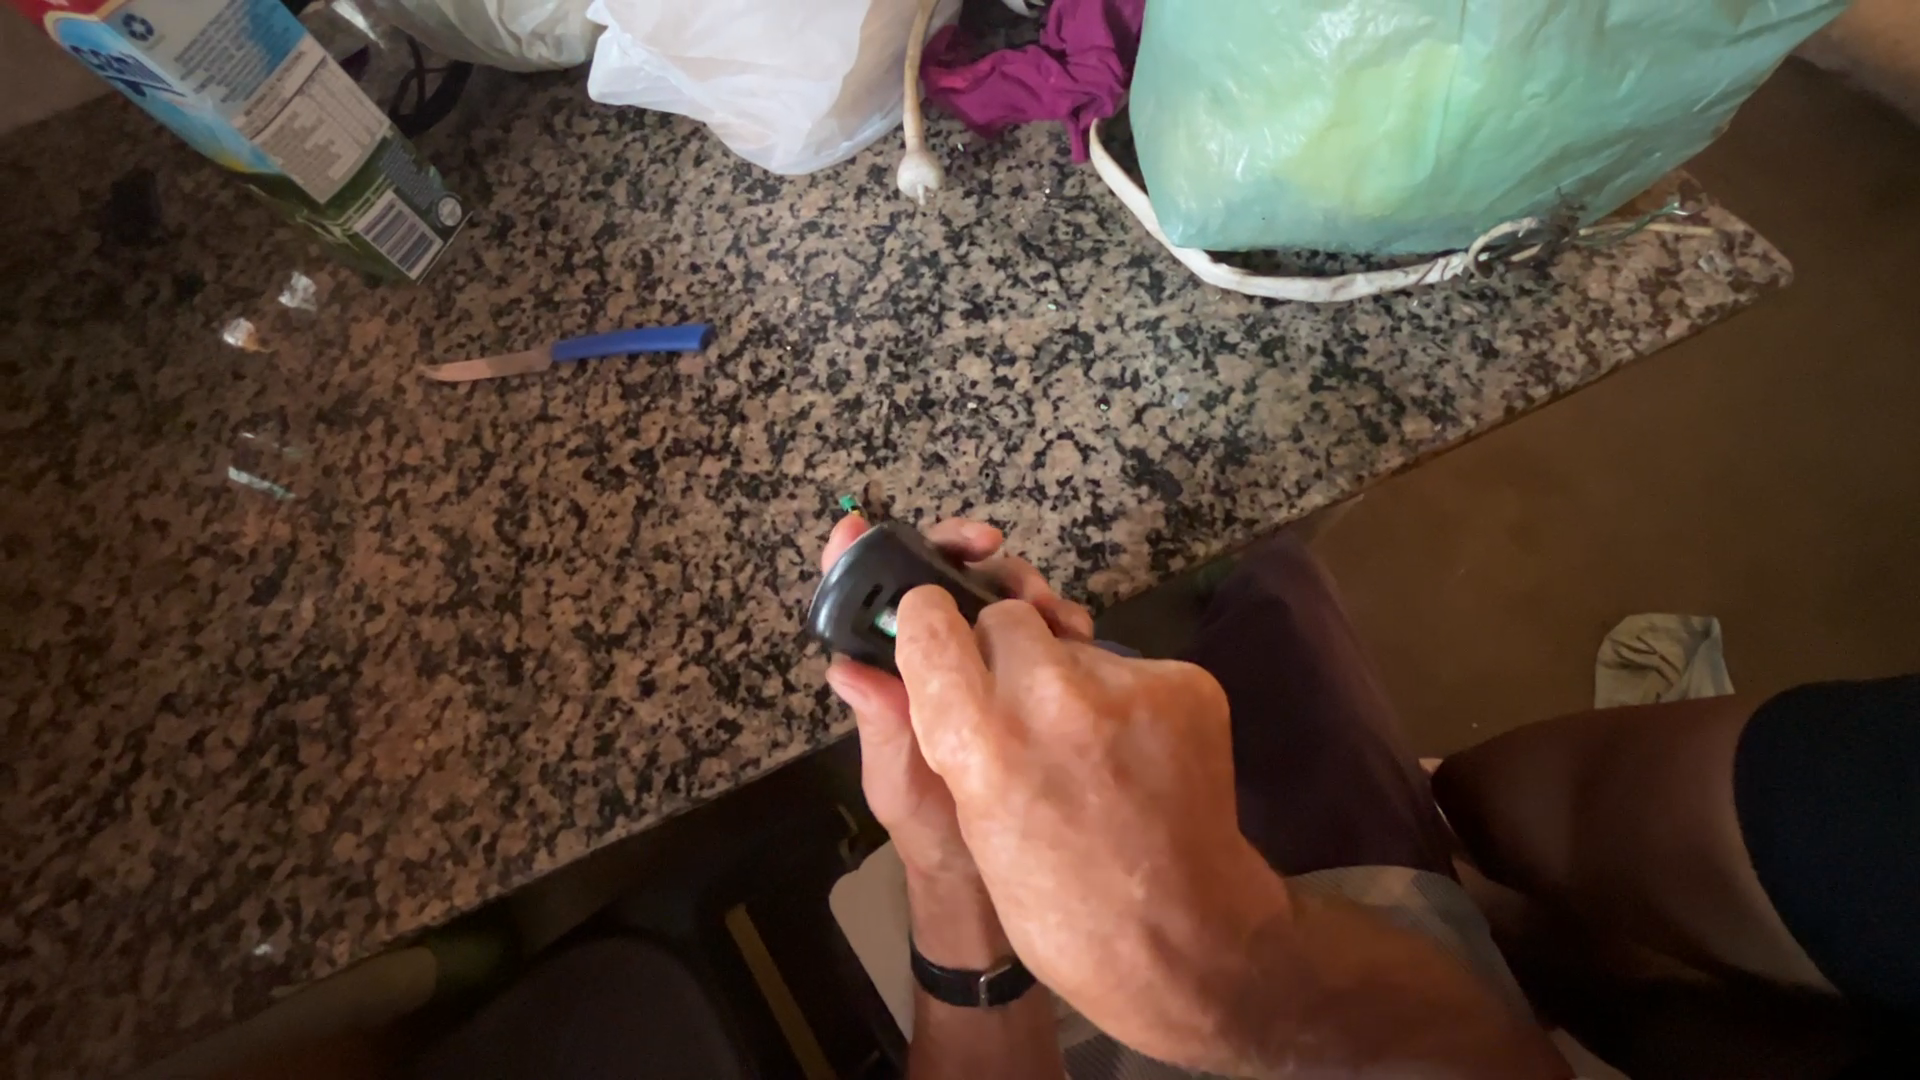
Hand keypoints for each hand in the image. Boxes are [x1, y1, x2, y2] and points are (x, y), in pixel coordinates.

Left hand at [820, 516, 1092, 887]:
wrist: (991, 864)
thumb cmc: (930, 823)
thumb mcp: (897, 778)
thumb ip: (879, 725)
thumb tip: (843, 669)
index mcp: (890, 668)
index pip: (867, 595)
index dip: (861, 551)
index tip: (871, 525)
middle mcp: (932, 652)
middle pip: (939, 574)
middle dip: (966, 553)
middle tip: (995, 554)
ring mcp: (980, 657)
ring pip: (992, 592)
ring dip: (1020, 583)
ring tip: (1052, 609)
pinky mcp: (1022, 670)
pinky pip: (1036, 627)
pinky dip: (1054, 617)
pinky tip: (1077, 633)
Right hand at [893, 589, 1288, 1062]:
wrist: (1187, 942)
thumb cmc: (1056, 902)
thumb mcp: (971, 823)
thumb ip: (929, 730)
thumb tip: (856, 670)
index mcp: (981, 739)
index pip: (929, 621)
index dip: (926, 619)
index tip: (931, 625)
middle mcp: (1049, 695)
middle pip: (1007, 615)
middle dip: (1004, 649)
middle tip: (1021, 704)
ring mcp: (1127, 686)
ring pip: (1072, 643)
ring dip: (1066, 675)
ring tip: (1084, 740)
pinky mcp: (1185, 683)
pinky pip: (1128, 667)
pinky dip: (1123, 697)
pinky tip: (1132, 749)